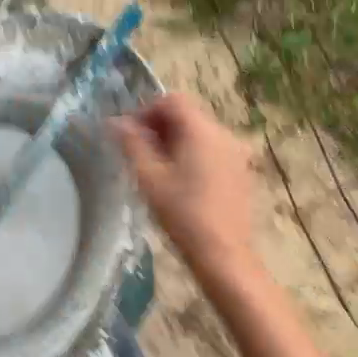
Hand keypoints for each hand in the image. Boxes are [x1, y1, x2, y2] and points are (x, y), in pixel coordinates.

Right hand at [110, 92, 256, 275]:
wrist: (224, 256)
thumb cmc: (183, 214)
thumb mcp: (149, 177)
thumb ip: (131, 143)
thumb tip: (115, 121)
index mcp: (202, 130)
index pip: (171, 100)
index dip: (146, 111)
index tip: (129, 134)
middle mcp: (224, 134)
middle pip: (187, 114)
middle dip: (159, 126)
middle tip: (139, 151)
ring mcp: (237, 153)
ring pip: (199, 132)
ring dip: (176, 139)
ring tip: (156, 167)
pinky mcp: (242, 171)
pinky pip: (212, 148)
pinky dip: (193, 152)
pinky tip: (181, 179)